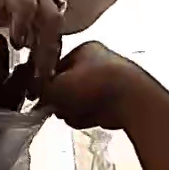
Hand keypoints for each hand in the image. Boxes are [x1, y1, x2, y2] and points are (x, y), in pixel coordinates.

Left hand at [0, 0, 62, 90]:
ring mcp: (53, 19)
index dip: (22, 25)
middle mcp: (43, 5)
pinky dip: (51, 65)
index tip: (17, 44)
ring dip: (49, 61)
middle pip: (49, 24)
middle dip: (44, 49)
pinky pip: (58, 49)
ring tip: (40, 82)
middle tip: (36, 73)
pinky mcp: (57, 34)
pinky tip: (43, 81)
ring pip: (56, 39)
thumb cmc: (5, 0)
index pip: (26, 7)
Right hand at [39, 41, 155, 129]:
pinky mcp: (118, 101)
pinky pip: (94, 111)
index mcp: (84, 50)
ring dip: (74, 111)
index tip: (41, 97)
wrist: (130, 100)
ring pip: (80, 101)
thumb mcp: (55, 86)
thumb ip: (41, 90)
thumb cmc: (91, 85)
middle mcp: (99, 62)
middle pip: (68, 86)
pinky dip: (89, 116)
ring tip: (77, 114)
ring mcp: (110, 81)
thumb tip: (38, 96)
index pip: (56, 67)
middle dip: (62, 101)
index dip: (46, 84)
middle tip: (60, 107)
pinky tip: (90, 119)